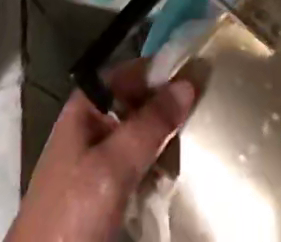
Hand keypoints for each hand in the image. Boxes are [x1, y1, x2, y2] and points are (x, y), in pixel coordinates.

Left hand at [8, 61, 197, 241]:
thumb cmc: (74, 209)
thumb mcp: (114, 164)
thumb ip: (150, 123)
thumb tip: (188, 82)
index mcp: (86, 107)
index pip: (129, 73)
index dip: (161, 71)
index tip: (199, 76)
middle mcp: (91, 126)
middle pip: (136, 104)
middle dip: (167, 108)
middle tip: (205, 112)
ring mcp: (96, 160)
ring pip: (139, 137)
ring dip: (165, 140)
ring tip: (200, 140)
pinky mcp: (104, 191)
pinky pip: (138, 166)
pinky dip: (157, 167)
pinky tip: (177, 173)